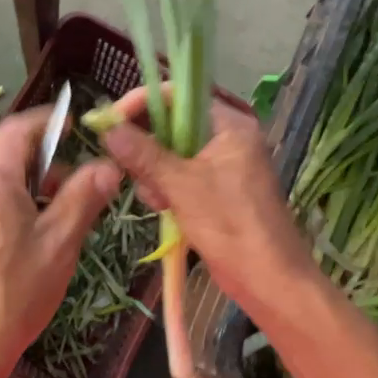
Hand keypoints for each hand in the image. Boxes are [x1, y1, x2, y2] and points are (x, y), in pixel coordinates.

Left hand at [0, 110, 120, 377]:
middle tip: (79, 189)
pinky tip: (27, 241)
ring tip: (58, 222)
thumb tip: (108, 165)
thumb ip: (84, 196)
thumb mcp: (60, 243)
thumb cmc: (16, 292)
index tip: (76, 126)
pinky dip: (10, 206)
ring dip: (29, 189)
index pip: (19, 128)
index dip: (48, 121)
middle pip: (8, 157)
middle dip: (46, 165)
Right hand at [100, 87, 318, 304]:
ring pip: (170, 151)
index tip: (111, 123)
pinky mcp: (215, 189)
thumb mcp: (180, 185)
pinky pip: (178, 174)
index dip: (140, 104)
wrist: (270, 282)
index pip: (176, 95)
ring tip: (155, 198)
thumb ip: (142, 153)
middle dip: (146, 146)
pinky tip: (162, 208)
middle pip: (170, 123)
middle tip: (127, 166)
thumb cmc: (231, 226)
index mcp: (229, 125)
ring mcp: (222, 164)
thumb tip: (107, 128)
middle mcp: (227, 137)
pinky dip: (165, 187)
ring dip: (153, 172)